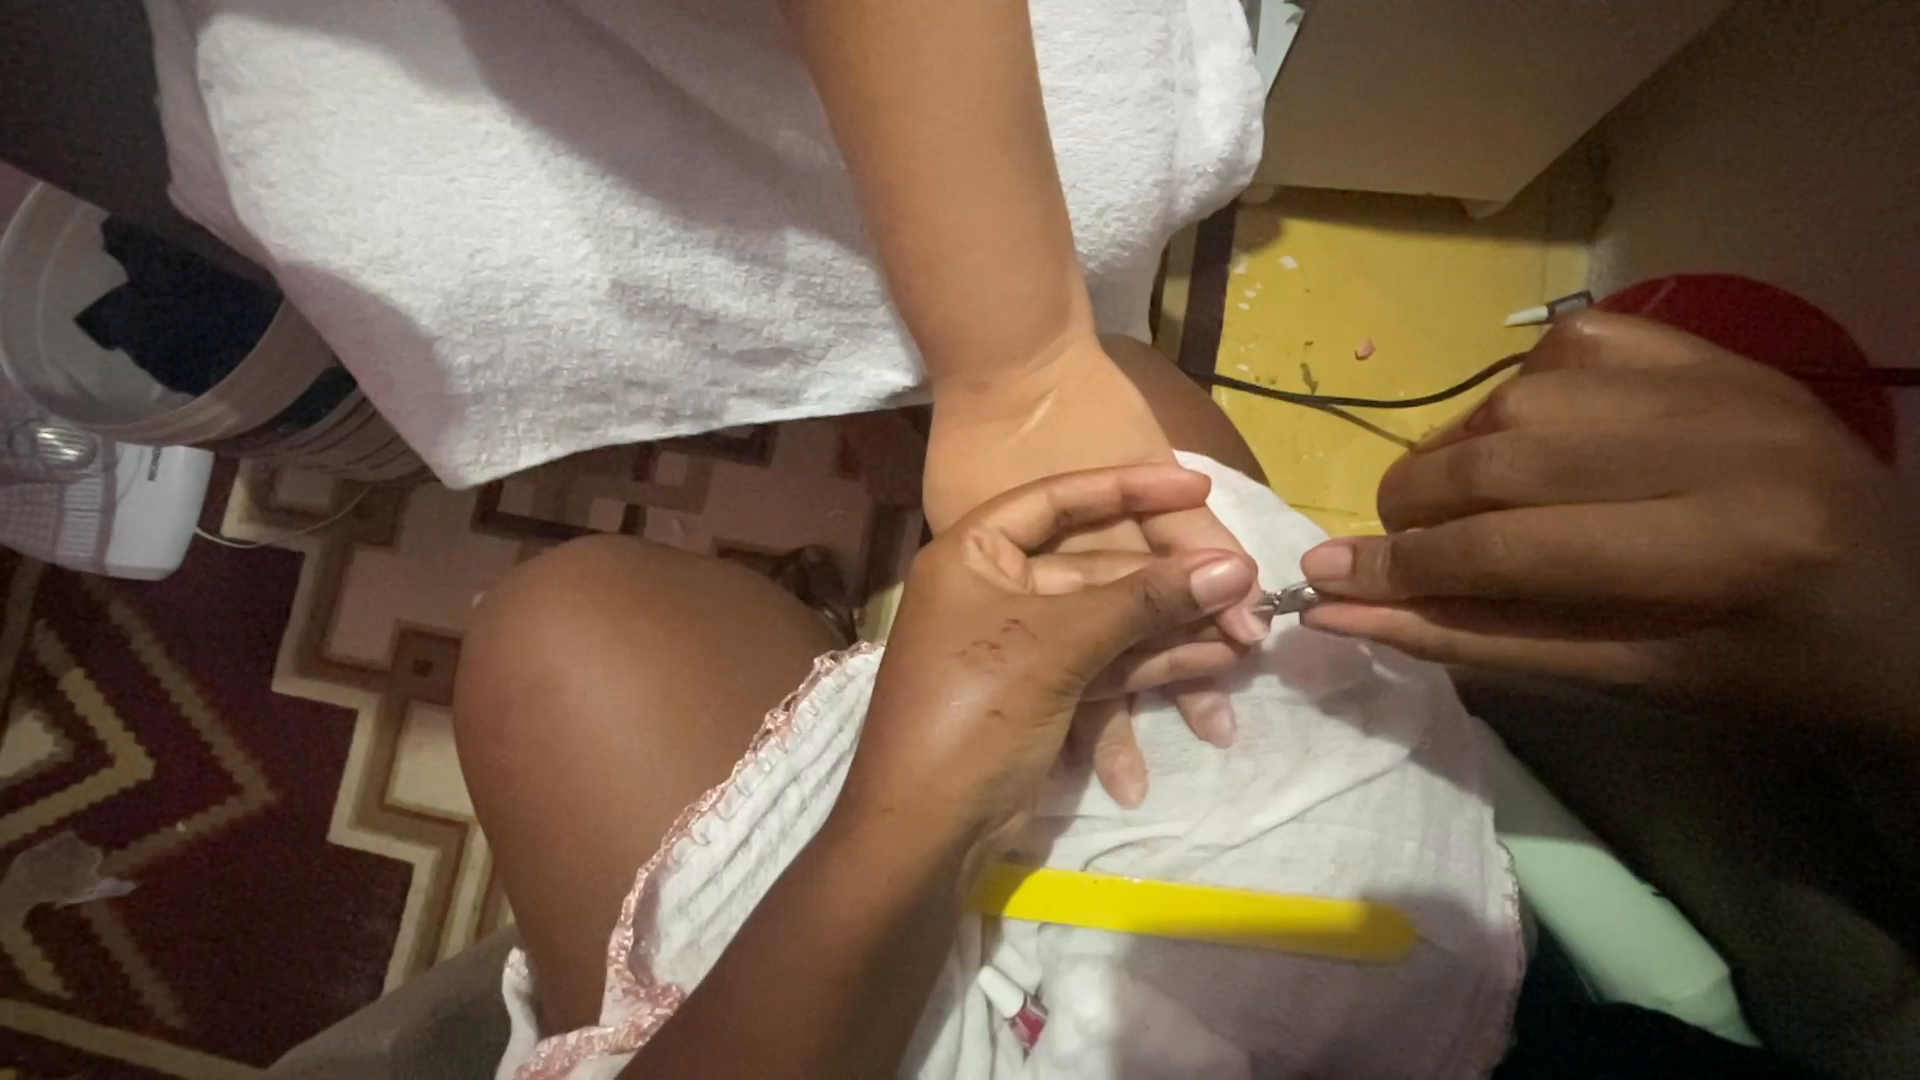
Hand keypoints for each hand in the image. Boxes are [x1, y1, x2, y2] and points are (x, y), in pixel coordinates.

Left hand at [843, 465, 1257, 856]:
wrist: (926, 831)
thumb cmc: (973, 710)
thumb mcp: (1056, 645)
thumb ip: (1143, 601)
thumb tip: (1235, 567)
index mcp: (975, 552)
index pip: (1059, 499)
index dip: (1130, 487)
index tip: (1198, 484)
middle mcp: (996, 586)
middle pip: (1095, 568)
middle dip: (1167, 584)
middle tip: (1245, 589)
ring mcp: (1022, 642)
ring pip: (1108, 620)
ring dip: (1171, 628)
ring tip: (1244, 635)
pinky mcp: (1042, 688)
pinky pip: (1103, 662)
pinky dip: (1149, 666)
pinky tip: (1209, 666)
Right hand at [1296, 312, 1919, 717]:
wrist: (1906, 601)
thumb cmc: (1752, 665)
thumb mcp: (1610, 677)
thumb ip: (1464, 638)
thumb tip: (1335, 609)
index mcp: (1722, 552)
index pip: (1505, 551)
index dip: (1397, 569)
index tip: (1320, 580)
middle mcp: (1725, 444)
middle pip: (1496, 462)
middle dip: (1410, 510)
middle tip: (1397, 543)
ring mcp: (1720, 379)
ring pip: (1511, 399)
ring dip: (1454, 454)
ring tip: (1463, 499)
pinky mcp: (1709, 348)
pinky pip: (1562, 348)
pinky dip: (1512, 395)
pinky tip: (1524, 438)